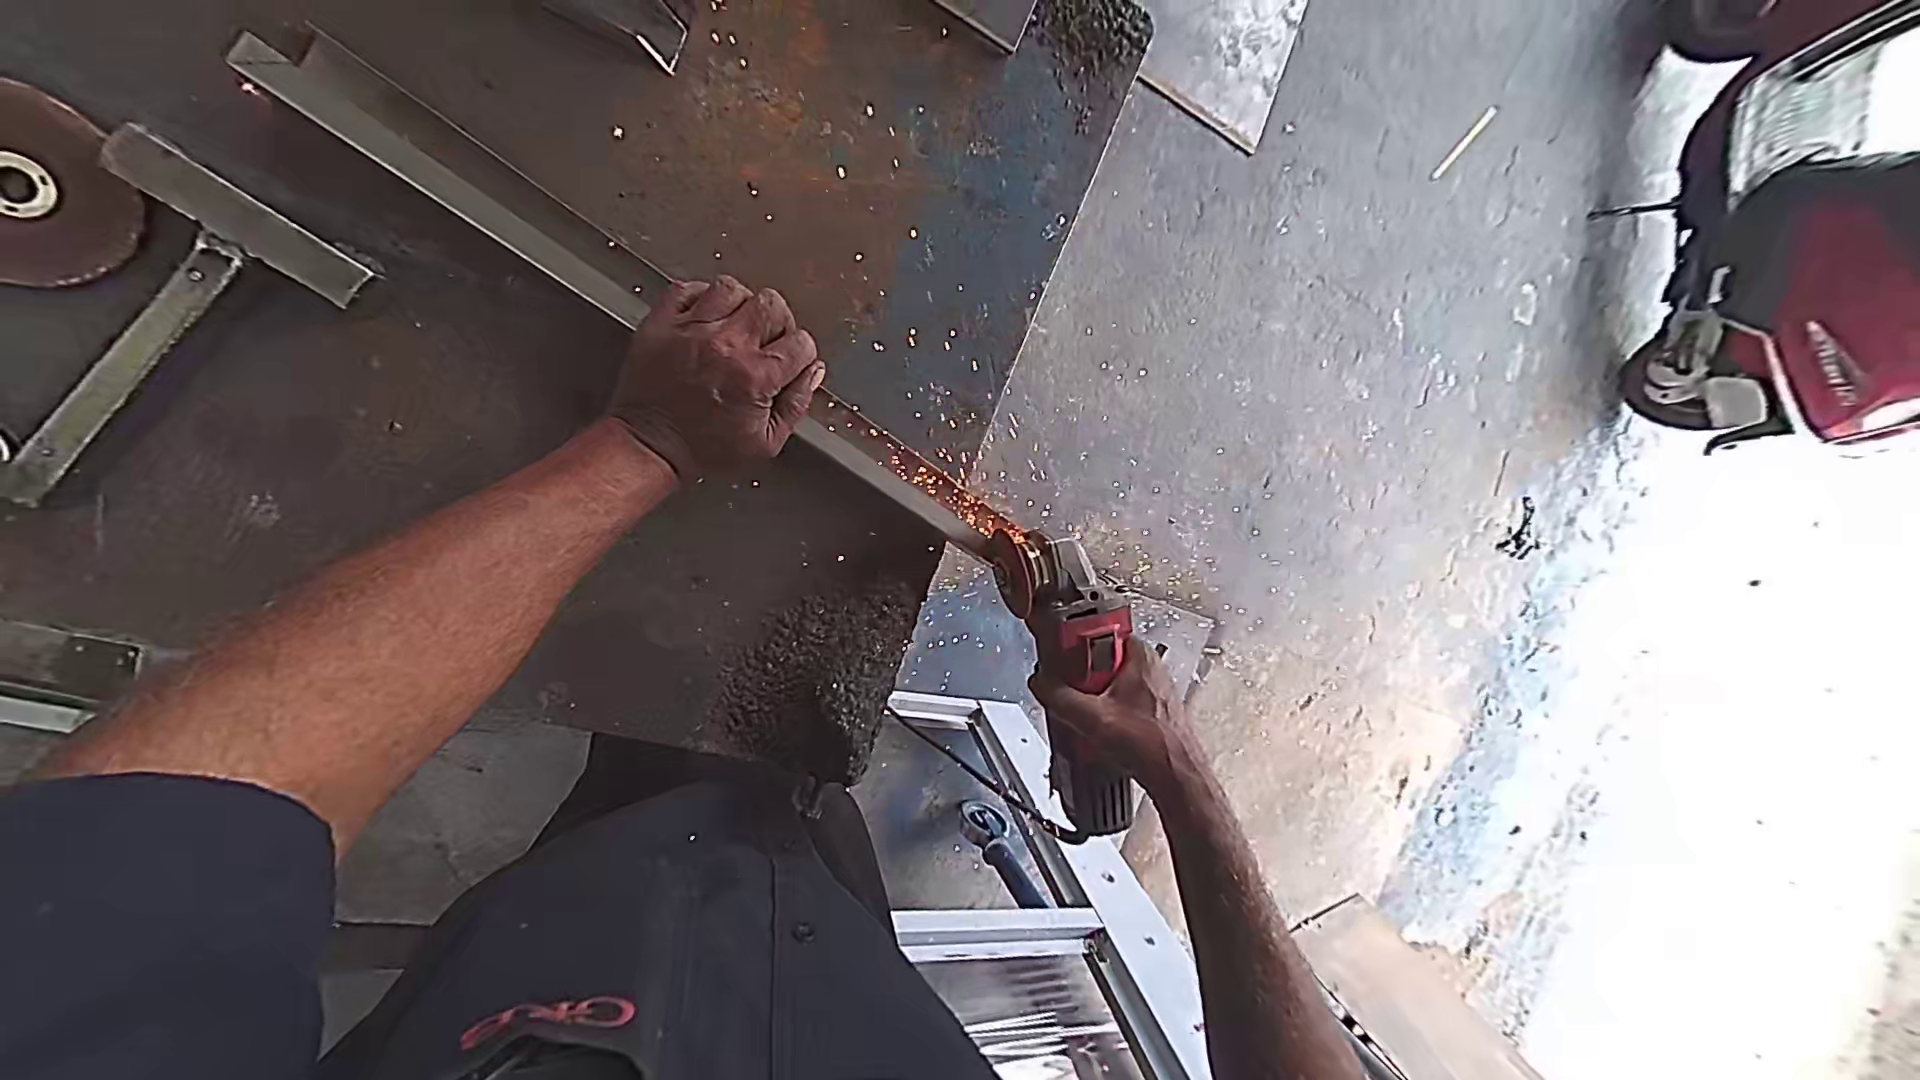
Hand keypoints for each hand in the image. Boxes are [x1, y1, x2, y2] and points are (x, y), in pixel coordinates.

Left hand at [609, 275, 824, 478]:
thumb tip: (813, 373)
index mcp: (755, 377)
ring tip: (737, 327)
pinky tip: (708, 318)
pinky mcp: (663, 323)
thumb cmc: (705, 448)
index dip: (803, 353)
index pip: (801, 343)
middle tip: (769, 341)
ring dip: (742, 306)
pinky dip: (702, 297)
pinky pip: (688, 288)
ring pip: (732, 289)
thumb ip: (796, 405)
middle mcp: (726, 346)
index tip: (793, 362)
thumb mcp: (767, 442)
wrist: (652, 446)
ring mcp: (692, 330)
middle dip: (779, 323)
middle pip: (771, 305)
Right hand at [1029, 637, 1203, 797]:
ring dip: (1091, 693)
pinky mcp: (1150, 703)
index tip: (1060, 655)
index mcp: (1138, 653)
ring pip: (1107, 677)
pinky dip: (1105, 706)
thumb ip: (1059, 696)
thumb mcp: (1092, 717)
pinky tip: (1100, 725)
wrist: (1175, 774)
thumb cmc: (1151, 743)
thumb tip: (1041, 683)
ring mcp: (1151, 683)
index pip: (1096, 629)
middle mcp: (1147, 663)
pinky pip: (1117, 695)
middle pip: (1098, 656)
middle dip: (1080, 674)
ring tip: (1084, 712)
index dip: (1073, 642)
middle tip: (1070, 691)